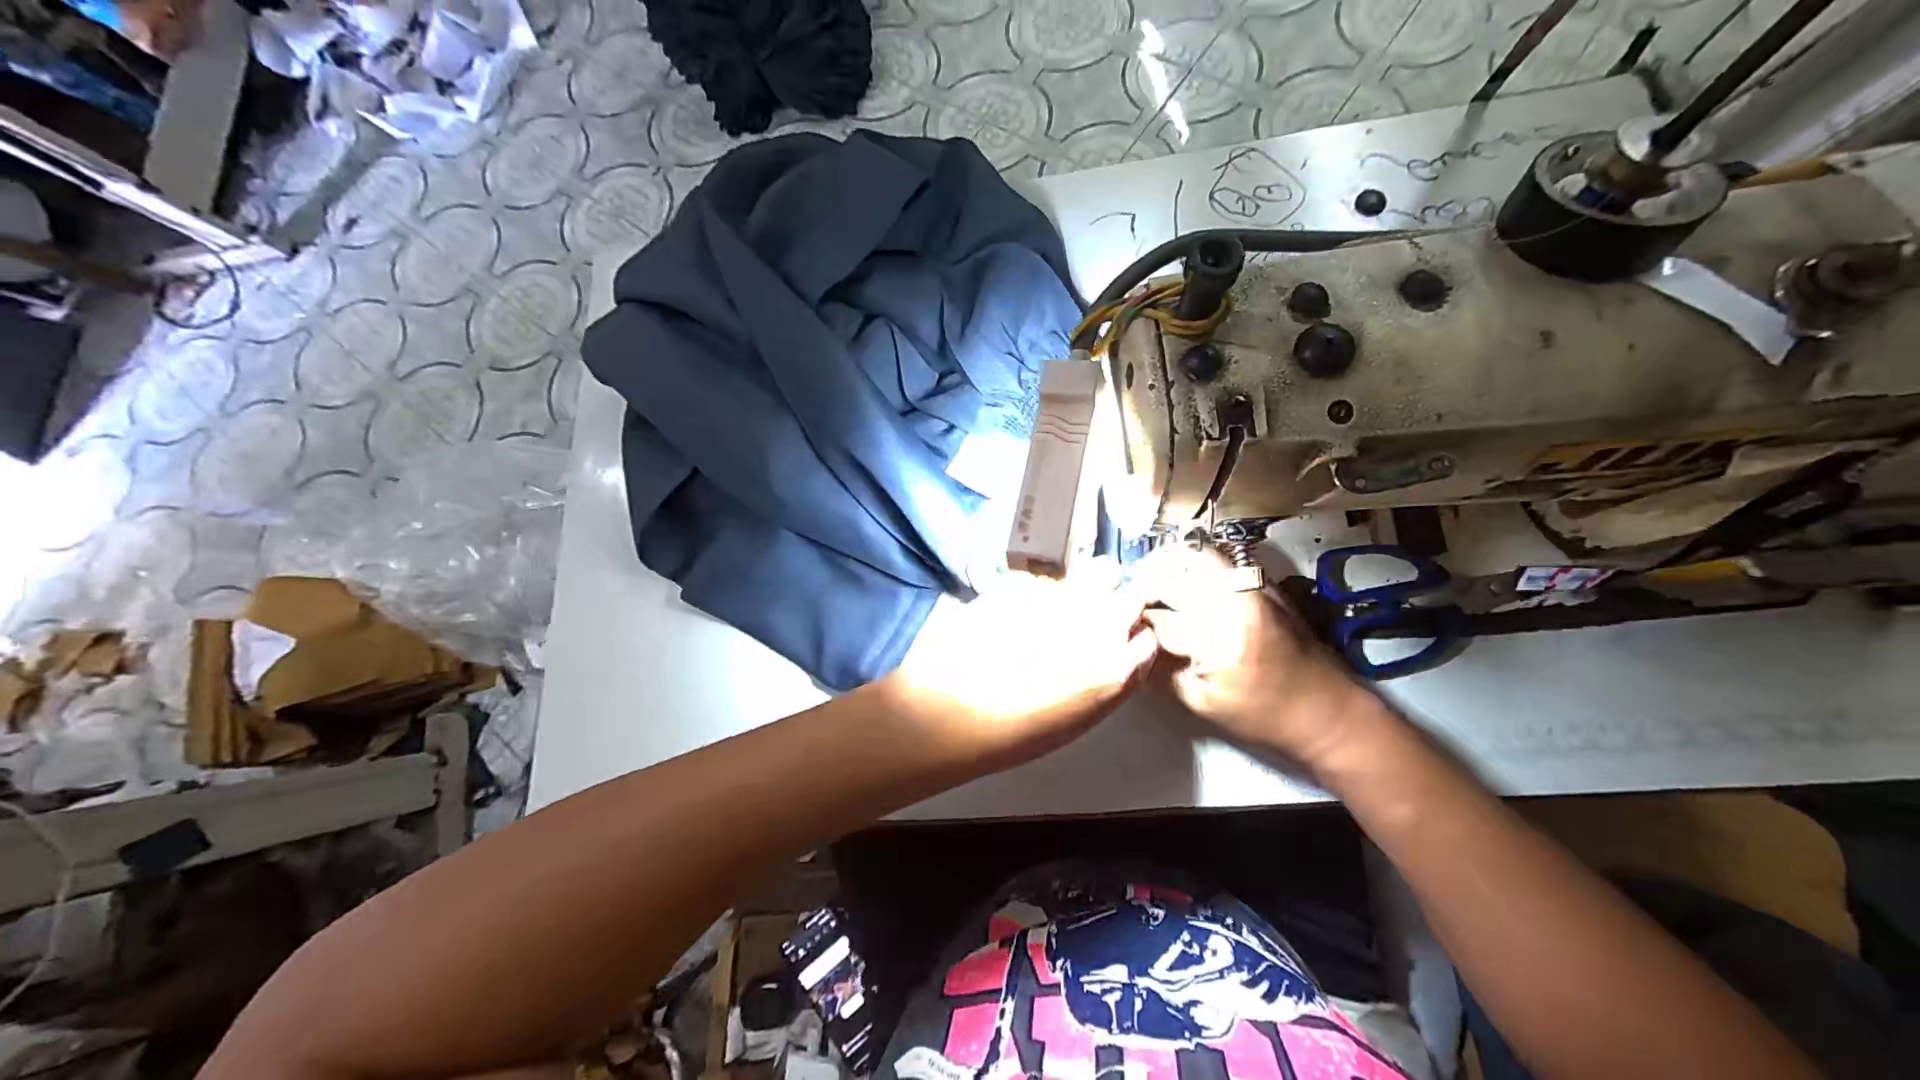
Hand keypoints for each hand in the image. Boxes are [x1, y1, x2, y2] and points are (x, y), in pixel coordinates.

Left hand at [875, 560, 1157, 767]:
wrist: (957, 708)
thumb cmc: (1017, 731)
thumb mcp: (1077, 716)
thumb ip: (1104, 680)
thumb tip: (1109, 658)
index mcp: (1117, 668)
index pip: (1147, 638)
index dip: (1131, 636)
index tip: (1120, 637)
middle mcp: (1100, 624)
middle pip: (1129, 598)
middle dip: (1116, 603)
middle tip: (1094, 614)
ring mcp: (1065, 597)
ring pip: (1099, 571)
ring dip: (1090, 582)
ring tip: (1066, 599)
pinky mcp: (1030, 582)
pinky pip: (1049, 579)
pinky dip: (1042, 588)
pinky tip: (1021, 606)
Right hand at [1136, 546, 1386, 775]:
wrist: (1327, 710)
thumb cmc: (1262, 714)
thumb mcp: (1201, 702)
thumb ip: (1159, 670)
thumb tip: (1131, 644)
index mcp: (1217, 633)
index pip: (1156, 616)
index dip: (1132, 619)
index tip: (1118, 624)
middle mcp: (1234, 598)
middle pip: (1172, 572)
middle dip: (1144, 584)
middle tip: (1131, 600)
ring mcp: (1252, 585)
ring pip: (1196, 555)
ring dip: (1169, 566)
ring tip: (1155, 585)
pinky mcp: (1264, 584)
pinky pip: (1221, 560)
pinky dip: (1195, 565)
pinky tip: (1185, 584)